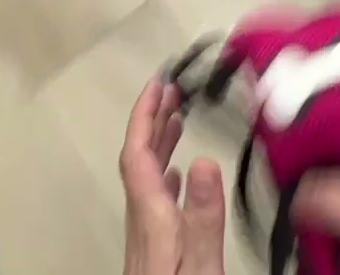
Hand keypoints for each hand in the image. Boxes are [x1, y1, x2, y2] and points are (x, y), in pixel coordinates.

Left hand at [122, 77, 226, 274]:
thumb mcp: (202, 268)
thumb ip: (203, 219)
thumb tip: (203, 159)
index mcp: (152, 221)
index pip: (136, 156)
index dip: (144, 115)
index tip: (158, 83)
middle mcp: (144, 226)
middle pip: (138, 163)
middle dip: (151, 121)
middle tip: (171, 90)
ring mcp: (148, 241)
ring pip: (146, 181)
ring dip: (159, 145)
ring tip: (177, 119)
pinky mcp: (157, 255)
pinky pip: (156, 201)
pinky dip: (167, 176)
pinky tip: (181, 177)